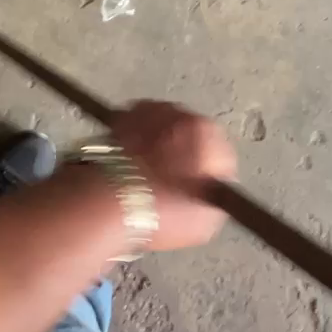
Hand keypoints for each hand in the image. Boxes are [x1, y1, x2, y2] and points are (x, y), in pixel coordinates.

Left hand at [108, 100, 237, 250]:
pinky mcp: (122, 115)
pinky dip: (139, 142)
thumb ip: (215, 198)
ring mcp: (149, 110)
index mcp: (207, 133)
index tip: (203, 195)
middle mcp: (181, 112)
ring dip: (163, 146)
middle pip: (193, 137)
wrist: (109, 198)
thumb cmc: (160, 209)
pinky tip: (134, 167)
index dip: (213, 180)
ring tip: (151, 178)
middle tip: (175, 187)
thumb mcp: (204, 220)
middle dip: (188, 156)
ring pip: (165, 130)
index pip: (223, 156)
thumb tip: (209, 194)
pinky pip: (139, 129)